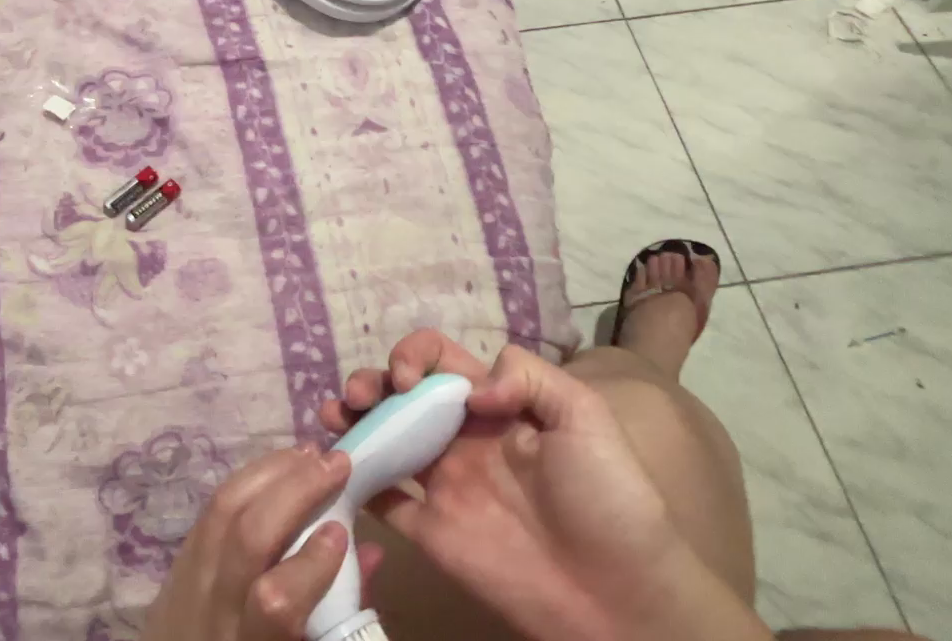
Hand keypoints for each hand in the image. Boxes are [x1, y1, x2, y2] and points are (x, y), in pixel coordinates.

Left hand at [141, 445, 381, 640]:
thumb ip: (334, 610)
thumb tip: (371, 552)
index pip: (275, 601)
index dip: (312, 562)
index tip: (342, 530)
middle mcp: (213, 608)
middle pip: (248, 536)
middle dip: (297, 491)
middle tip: (337, 463)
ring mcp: (187, 578)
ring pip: (225, 508)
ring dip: (272, 471)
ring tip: (309, 454)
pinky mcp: (177, 556)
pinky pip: (211, 506)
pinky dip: (248, 479)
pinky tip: (276, 465)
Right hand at [323, 331, 766, 640]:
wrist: (619, 596)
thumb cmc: (609, 498)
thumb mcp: (583, 417)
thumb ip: (528, 377)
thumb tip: (471, 388)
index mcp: (491, 404)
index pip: (439, 359)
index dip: (415, 355)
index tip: (409, 382)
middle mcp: (458, 436)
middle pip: (400, 394)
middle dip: (372, 381)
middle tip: (357, 395)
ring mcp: (440, 483)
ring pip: (383, 439)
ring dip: (353, 421)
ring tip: (331, 416)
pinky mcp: (428, 530)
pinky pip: (380, 501)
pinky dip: (352, 482)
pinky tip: (333, 469)